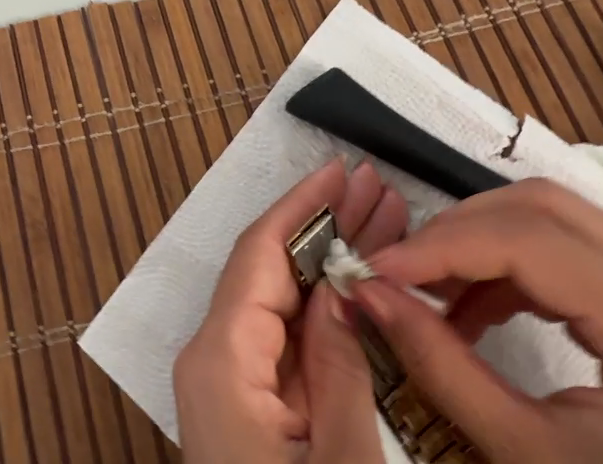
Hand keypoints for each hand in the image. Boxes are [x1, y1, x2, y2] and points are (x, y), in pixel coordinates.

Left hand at [174, 159, 406, 463]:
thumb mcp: (342, 458)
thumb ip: (339, 364)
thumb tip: (342, 286)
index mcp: (221, 357)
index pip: (261, 255)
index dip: (301, 206)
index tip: (340, 168)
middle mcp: (216, 357)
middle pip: (272, 268)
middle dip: (326, 224)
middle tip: (380, 188)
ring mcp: (233, 383)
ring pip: (284, 300)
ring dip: (334, 260)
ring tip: (386, 218)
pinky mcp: (253, 407)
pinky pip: (290, 339)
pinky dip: (330, 308)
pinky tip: (368, 287)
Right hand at [350, 179, 602, 463]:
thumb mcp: (530, 455)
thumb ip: (442, 366)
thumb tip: (365, 293)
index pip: (531, 240)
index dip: (441, 245)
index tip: (373, 268)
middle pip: (545, 209)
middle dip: (458, 232)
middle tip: (398, 274)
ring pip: (558, 220)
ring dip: (481, 245)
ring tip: (430, 294)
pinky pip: (578, 252)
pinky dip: (515, 268)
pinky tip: (476, 310)